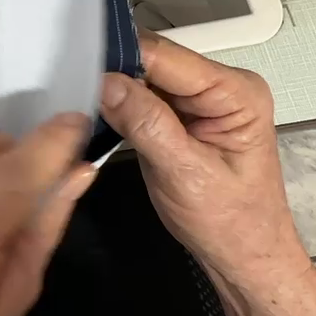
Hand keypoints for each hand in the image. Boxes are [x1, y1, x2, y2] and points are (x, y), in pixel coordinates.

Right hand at [99, 34, 309, 290]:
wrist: (243, 260)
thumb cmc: (228, 224)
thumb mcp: (184, 174)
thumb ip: (147, 124)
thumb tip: (106, 81)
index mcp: (234, 91)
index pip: (165, 56)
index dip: (121, 59)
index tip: (78, 69)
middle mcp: (218, 84)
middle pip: (151, 59)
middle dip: (113, 71)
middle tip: (71, 85)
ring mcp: (197, 98)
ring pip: (141, 74)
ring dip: (111, 86)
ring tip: (77, 97)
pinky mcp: (178, 113)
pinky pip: (140, 93)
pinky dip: (116, 101)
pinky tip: (94, 109)